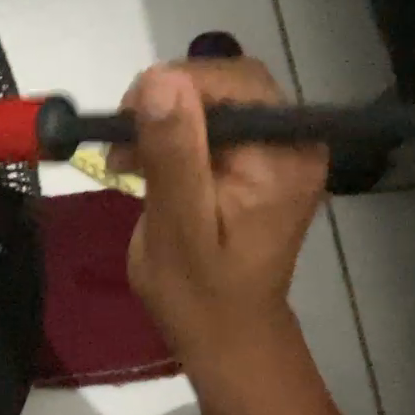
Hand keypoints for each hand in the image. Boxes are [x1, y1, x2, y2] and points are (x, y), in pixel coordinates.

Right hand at [108, 59, 328, 359]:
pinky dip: (173, 136)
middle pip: (227, 85)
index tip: (124, 121)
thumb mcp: (177, 225)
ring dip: (163, 120)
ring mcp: (278, 151)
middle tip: (121, 144)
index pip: (233, 82)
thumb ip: (172, 153)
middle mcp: (292, 142)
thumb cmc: (197, 292)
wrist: (225, 334)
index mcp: (282, 155)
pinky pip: (214, 126)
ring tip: (126, 159)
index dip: (173, 87)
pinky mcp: (258, 163)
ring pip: (216, 102)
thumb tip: (157, 80)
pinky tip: (145, 164)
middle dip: (165, 104)